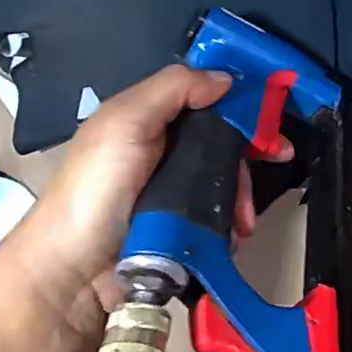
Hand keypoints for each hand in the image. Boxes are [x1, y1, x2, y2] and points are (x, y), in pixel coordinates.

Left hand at [10, 65, 286, 331]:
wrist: (73, 272)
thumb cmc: (97, 187)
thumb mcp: (126, 121)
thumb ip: (173, 88)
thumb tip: (225, 79)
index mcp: (148, 119)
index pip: (202, 97)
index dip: (237, 99)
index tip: (271, 109)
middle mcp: (163, 151)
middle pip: (222, 140)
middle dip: (250, 150)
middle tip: (278, 158)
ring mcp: (173, 193)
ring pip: (225, 181)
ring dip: (242, 195)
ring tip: (245, 218)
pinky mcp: (181, 229)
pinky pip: (219, 218)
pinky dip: (233, 224)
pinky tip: (236, 235)